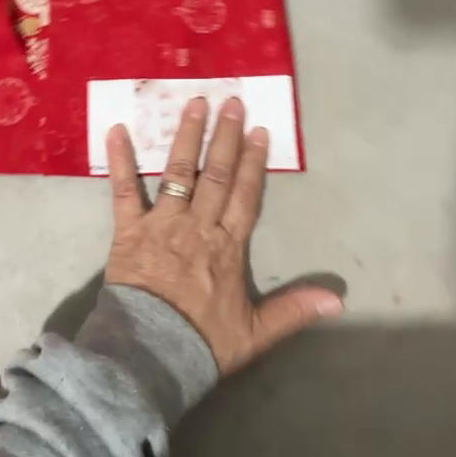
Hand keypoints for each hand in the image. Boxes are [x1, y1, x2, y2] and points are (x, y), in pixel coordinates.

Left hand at [103, 96, 343, 374]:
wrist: (150, 354)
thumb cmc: (202, 342)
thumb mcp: (256, 332)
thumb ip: (294, 310)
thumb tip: (338, 300)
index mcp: (227, 245)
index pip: (245, 195)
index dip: (254, 162)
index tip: (259, 131)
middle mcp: (197, 225)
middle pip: (216, 174)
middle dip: (225, 137)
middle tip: (231, 102)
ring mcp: (162, 223)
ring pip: (179, 172)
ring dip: (187, 136)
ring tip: (193, 102)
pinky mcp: (128, 229)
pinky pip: (123, 190)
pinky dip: (120, 160)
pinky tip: (117, 130)